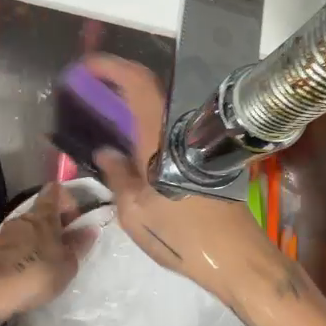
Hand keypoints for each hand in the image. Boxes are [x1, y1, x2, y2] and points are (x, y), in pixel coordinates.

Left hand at [0, 183, 94, 325]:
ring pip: (26, 228)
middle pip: (40, 211)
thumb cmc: (37, 273)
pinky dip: (23, 250)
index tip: (76, 215)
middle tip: (67, 242)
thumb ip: (78, 245)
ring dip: (38, 238)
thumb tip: (90, 229)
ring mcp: (5, 233)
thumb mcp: (67, 264)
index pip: (55, 192)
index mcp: (43, 215)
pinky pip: (14, 244)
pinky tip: (28, 268)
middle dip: (53, 223)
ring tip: (48, 259)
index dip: (66, 198)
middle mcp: (23, 217)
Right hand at [83, 55, 287, 308]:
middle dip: (118, 83)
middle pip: (151, 92)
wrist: (237, 260)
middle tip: (90, 90)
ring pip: (161, 112)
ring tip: (104, 115)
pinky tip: (131, 145)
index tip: (88, 65)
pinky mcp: (206, 161)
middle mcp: (182, 133)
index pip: (140, 84)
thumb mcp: (135, 212)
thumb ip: (118, 177)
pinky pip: (169, 131)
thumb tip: (106, 153)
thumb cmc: (183, 237)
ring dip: (132, 105)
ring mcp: (198, 146)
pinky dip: (147, 127)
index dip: (113, 67)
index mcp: (161, 139)